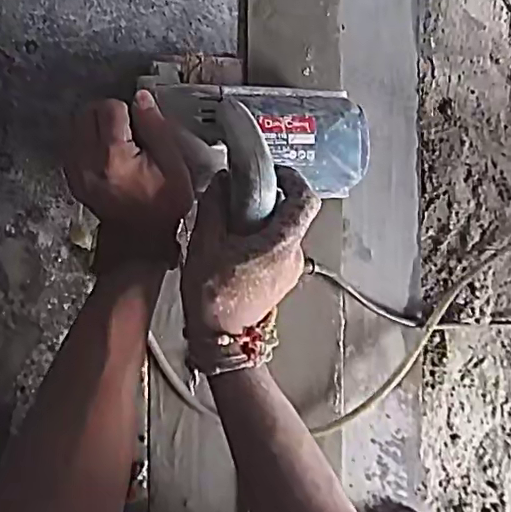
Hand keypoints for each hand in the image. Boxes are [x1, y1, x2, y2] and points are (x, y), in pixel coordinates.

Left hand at [64, 90, 195, 268]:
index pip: (110, 108)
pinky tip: (106, 153)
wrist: (138, 240)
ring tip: (117, 143)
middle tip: (128, 133)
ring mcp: (75, 170)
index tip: (141, 130)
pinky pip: (73, 143)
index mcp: (114, 157)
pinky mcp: (71, 177)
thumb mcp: (174, 167)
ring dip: (95, 125)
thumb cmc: (163, 205)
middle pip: (87, 112)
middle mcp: (87, 161)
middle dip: (108, 113)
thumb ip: (157, 129)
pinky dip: (88, 140)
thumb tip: (141, 97)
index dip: (129, 112)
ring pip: (76, 125)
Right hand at [182, 167, 321, 336]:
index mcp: (282, 243)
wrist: (220, 339)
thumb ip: (214, 206)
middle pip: (291, 215)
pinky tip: (232, 250)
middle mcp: (295, 257)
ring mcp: (291, 272)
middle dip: (265, 202)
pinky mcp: (282, 283)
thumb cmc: (213, 296)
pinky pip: (276, 252)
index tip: (272, 172)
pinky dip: (259, 242)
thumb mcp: (205, 243)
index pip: (305, 199)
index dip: (292, 178)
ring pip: (282, 234)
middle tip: (237, 201)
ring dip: (260, 225)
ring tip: (229, 229)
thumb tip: (220, 182)